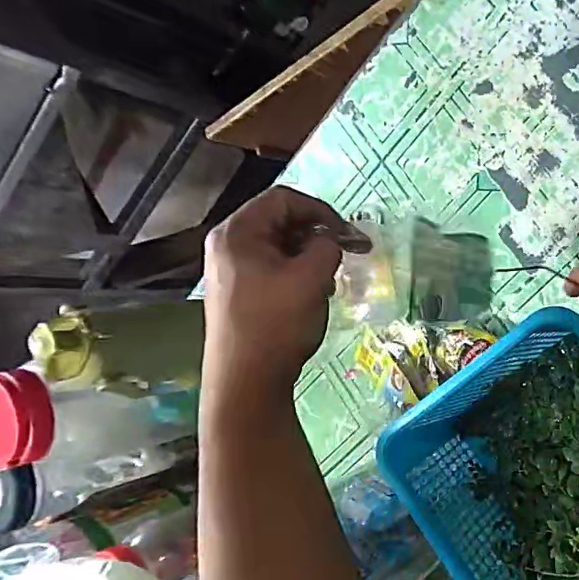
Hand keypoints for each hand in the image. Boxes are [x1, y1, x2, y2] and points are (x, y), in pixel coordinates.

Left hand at [203, 187, 369, 394]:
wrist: (246, 380)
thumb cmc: (277, 324)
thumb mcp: (312, 278)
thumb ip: (327, 247)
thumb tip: (329, 242)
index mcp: (237, 232)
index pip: (284, 199)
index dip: (322, 210)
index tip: (349, 234)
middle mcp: (228, 244)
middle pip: (280, 220)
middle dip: (318, 233)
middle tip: (348, 253)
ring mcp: (231, 269)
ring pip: (280, 246)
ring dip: (311, 255)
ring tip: (330, 279)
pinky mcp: (239, 292)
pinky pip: (273, 267)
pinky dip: (298, 272)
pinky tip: (313, 294)